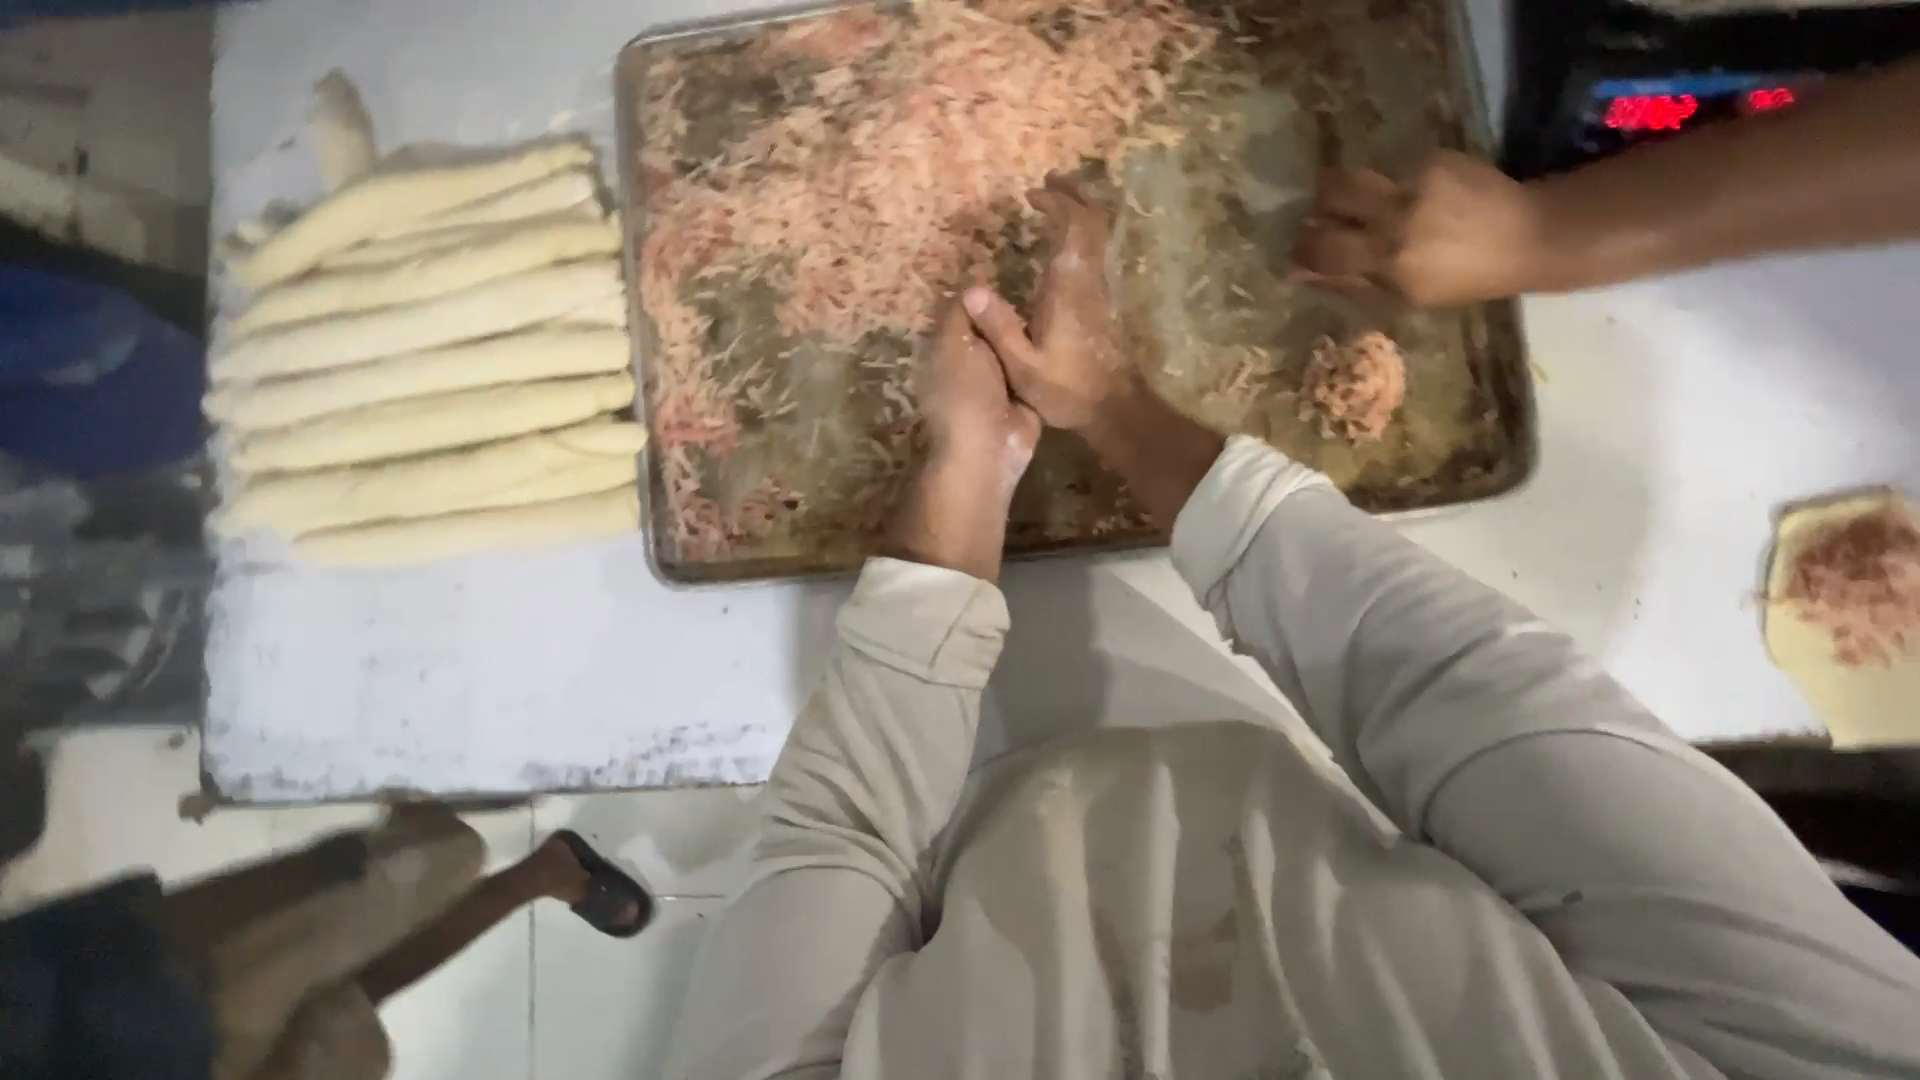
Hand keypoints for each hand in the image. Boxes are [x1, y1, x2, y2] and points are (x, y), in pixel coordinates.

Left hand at [884, 300, 1040, 582]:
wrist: (988, 447)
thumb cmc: (964, 392)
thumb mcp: (955, 343)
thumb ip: (961, 313)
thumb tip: (973, 286)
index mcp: (945, 350)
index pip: (964, 313)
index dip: (982, 296)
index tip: (1006, 273)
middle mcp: (970, 364)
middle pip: (993, 327)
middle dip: (1011, 313)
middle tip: (1039, 286)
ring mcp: (999, 381)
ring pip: (1016, 346)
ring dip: (1031, 333)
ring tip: (1056, 301)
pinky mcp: (1025, 396)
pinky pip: (1035, 368)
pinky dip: (1046, 356)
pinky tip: (1064, 333)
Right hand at [961, 173, 1141, 431]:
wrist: (1115, 409)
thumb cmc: (1067, 390)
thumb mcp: (1023, 366)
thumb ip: (998, 327)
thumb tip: (969, 289)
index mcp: (1069, 286)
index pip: (1073, 226)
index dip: (1057, 202)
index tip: (1034, 194)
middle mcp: (1090, 280)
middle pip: (1093, 221)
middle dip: (1073, 195)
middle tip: (1049, 183)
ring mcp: (1102, 290)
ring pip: (1099, 237)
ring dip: (1079, 214)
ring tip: (1054, 205)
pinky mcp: (1104, 304)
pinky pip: (1096, 255)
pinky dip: (1080, 238)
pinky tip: (1062, 249)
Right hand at [1292, 151, 1548, 306]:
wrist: (1526, 236)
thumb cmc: (1459, 280)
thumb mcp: (1399, 296)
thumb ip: (1346, 281)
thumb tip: (1297, 272)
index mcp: (1388, 258)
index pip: (1321, 247)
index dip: (1301, 248)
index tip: (1299, 251)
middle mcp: (1398, 215)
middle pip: (1330, 194)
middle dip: (1318, 208)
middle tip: (1323, 219)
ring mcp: (1417, 181)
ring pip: (1355, 176)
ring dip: (1346, 192)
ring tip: (1358, 206)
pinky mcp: (1435, 159)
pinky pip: (1393, 172)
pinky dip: (1392, 188)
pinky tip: (1416, 201)